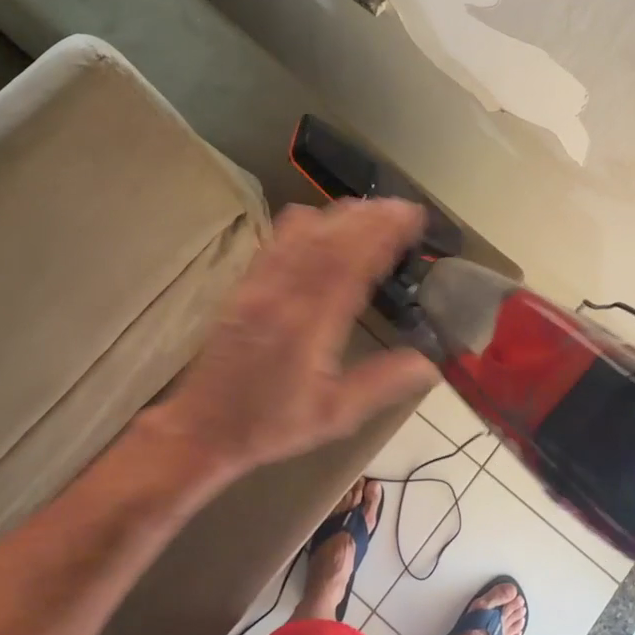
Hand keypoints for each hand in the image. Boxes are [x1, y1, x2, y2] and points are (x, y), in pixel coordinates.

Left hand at [144, 198, 440, 475]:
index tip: (413, 218)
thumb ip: (381, 384)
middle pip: (332, 235)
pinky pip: (278, 238)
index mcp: (311, 323)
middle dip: (371, 215)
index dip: (385, 233)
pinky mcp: (245, 282)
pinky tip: (324, 224)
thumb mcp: (334, 414)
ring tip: (373, 212)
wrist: (204, 426)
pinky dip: (308, 221)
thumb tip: (429, 364)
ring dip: (342, 214)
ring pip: (304, 229)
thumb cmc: (271, 423)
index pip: (354, 262)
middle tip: (403, 209)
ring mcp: (260, 283)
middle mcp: (285, 292)